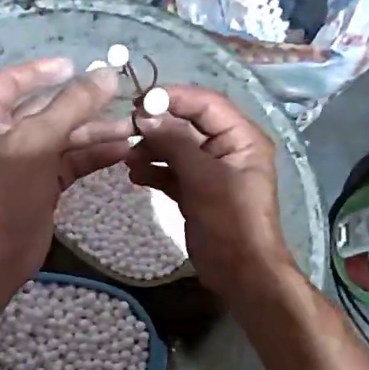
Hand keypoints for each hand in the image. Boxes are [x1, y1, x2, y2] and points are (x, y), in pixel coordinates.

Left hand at [0, 57, 123, 284]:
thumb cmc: (5, 192)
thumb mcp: (36, 142)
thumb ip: (72, 106)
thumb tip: (107, 74)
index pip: (12, 82)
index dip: (41, 70)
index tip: (75, 64)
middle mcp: (4, 137)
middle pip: (46, 110)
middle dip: (82, 104)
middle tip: (120, 96)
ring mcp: (25, 163)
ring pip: (63, 138)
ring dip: (95, 132)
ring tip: (131, 127)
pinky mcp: (42, 187)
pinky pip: (70, 163)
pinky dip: (93, 156)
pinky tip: (122, 151)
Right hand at [68, 86, 289, 295]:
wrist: (241, 272)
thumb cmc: (230, 220)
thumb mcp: (203, 177)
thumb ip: (175, 143)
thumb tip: (145, 116)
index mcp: (242, 138)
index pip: (206, 104)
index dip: (173, 97)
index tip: (138, 101)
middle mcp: (228, 150)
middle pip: (188, 126)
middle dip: (158, 127)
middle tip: (126, 131)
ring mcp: (211, 173)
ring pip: (177, 151)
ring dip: (152, 151)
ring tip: (127, 159)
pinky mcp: (196, 194)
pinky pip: (172, 174)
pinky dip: (155, 173)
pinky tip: (135, 176)